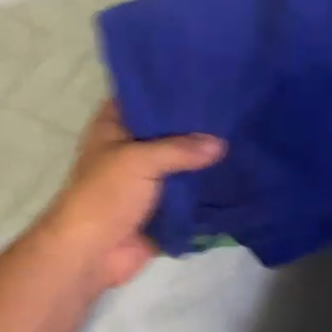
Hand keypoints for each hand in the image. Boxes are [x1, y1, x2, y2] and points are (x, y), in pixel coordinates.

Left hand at [36, 102, 225, 288]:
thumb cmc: (106, 194)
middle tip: (231, 106)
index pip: (143, 97)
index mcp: (113, 127)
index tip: (204, 77)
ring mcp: (145, 179)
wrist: (91, 254)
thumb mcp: (140, 160)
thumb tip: (220, 143)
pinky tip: (235, 175)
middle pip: (166, 131)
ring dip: (202, 159)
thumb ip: (181, 149)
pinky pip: (188, 194)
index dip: (168, 87)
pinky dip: (205, 190)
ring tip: (240, 136)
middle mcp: (129, 148)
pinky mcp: (160, 208)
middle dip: (194, 125)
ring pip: (179, 163)